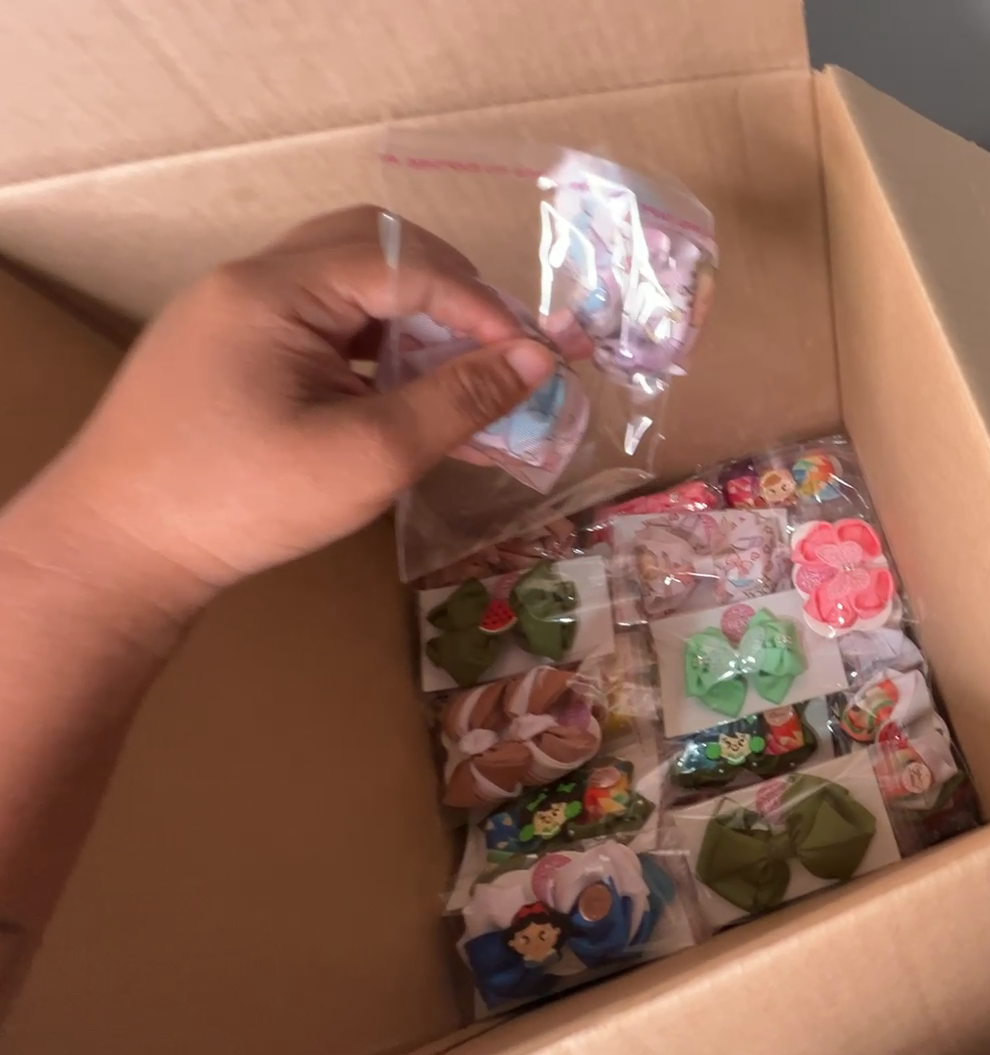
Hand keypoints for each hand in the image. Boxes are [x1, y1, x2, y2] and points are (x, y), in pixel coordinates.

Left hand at [13, 207, 556, 611]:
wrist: (125, 550)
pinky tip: (429, 396)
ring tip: (472, 370)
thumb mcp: (375, 452)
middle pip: (375, 245)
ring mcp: (250, 316)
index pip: (404, 266)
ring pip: (359, 280)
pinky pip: (341, 323)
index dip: (482, 308)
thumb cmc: (250, 499)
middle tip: (501, 343)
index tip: (536, 359)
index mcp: (273, 293)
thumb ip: (463, 399)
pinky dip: (395, 345)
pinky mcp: (253, 351)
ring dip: (426, 316)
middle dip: (454, 289)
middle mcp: (256, 285)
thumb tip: (540, 358)